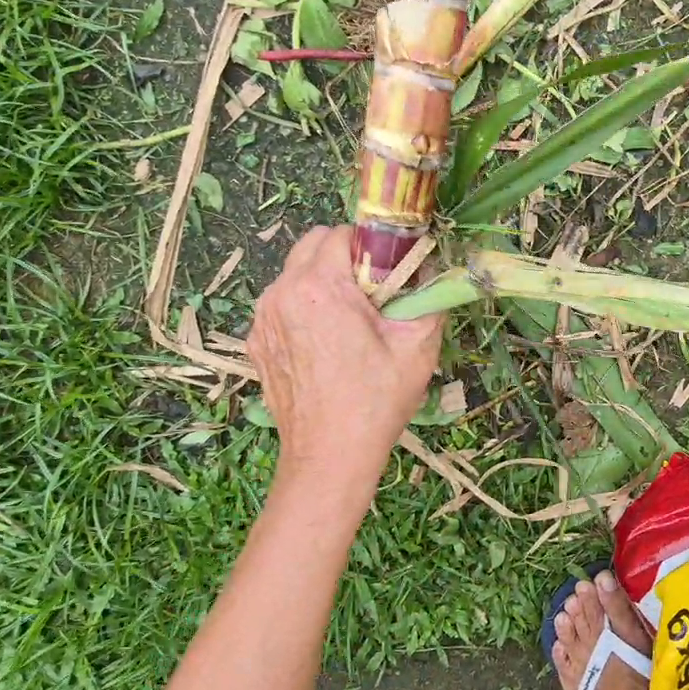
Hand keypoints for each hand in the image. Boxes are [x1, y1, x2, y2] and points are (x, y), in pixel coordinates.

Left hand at [248, 226, 443, 473]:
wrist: (330, 455)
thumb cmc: (376, 400)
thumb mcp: (419, 346)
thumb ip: (429, 296)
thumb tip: (431, 270)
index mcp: (319, 287)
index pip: (341, 233)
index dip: (371, 247)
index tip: (389, 274)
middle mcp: (281, 294)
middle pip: (311, 246)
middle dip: (344, 258)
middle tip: (373, 294)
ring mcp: (263, 319)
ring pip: (295, 275)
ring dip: (324, 284)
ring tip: (351, 323)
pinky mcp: (257, 342)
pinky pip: (283, 307)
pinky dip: (306, 311)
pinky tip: (328, 346)